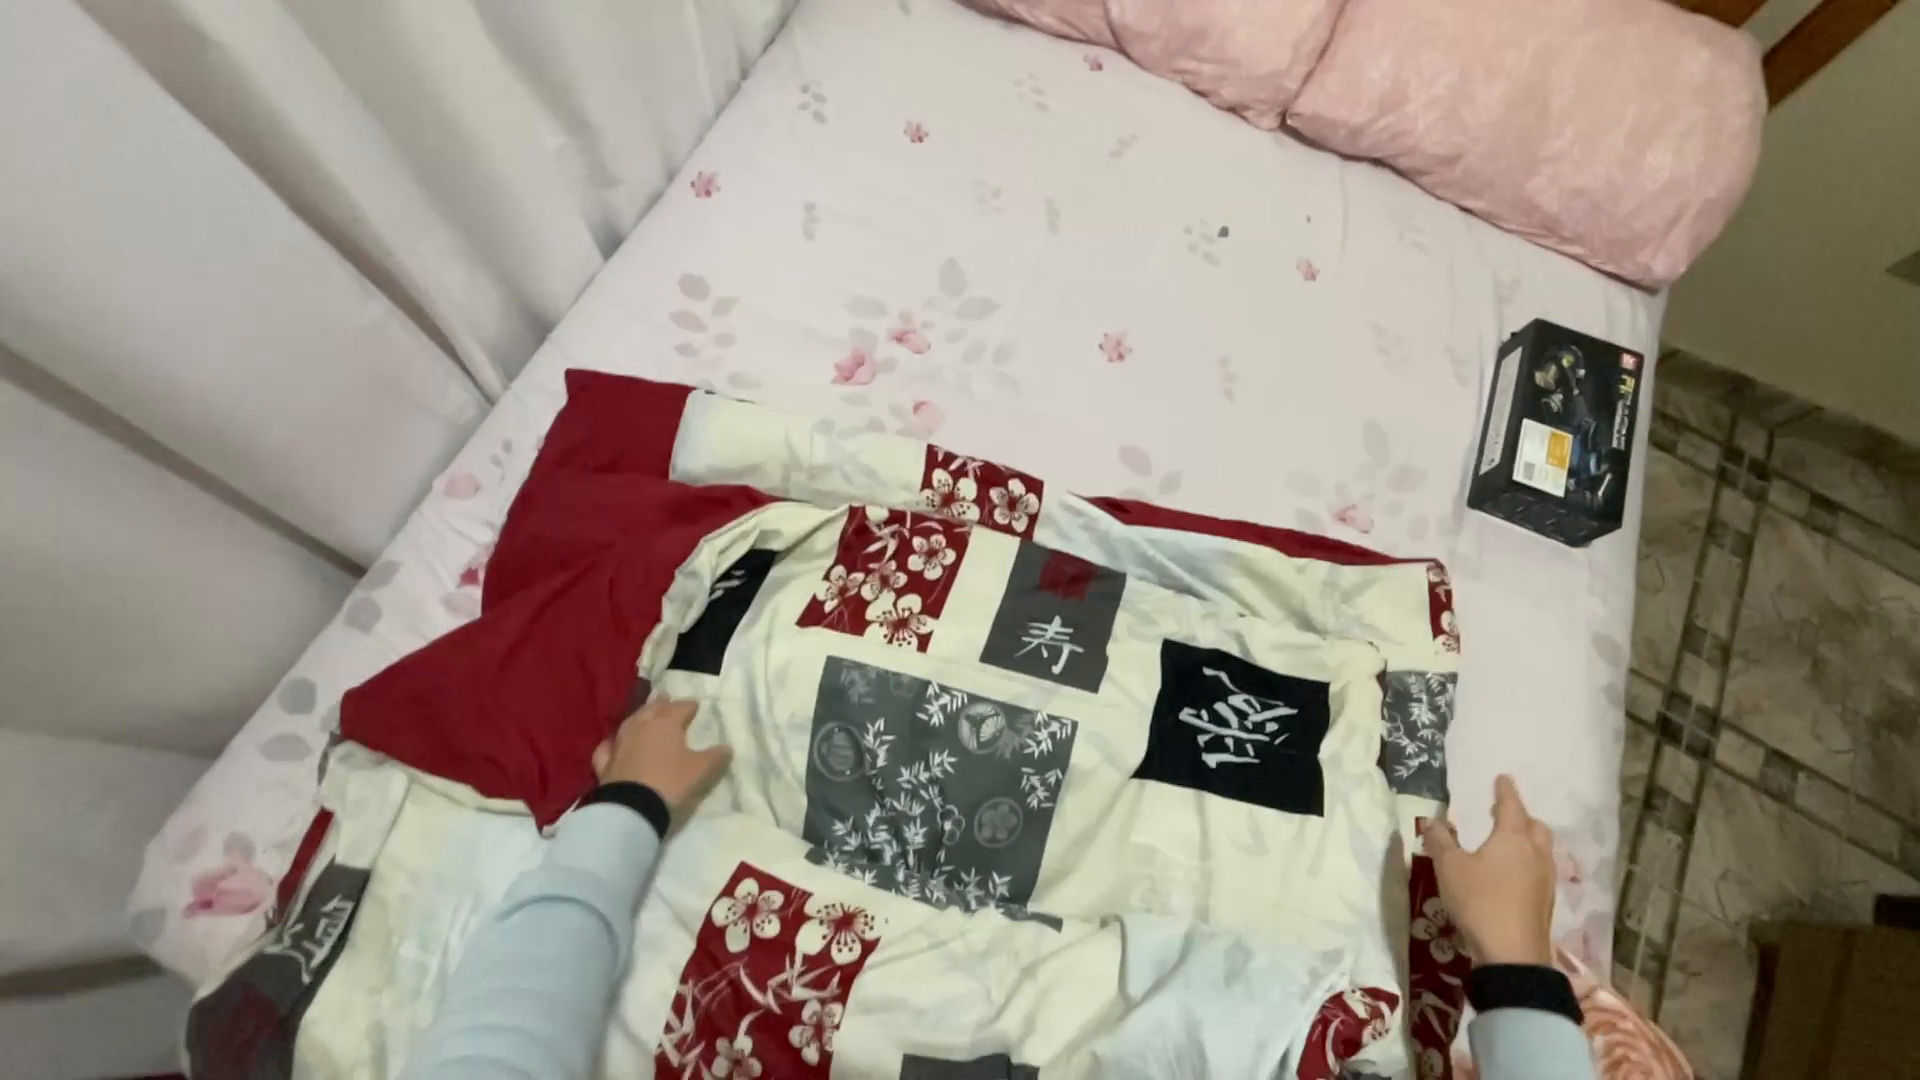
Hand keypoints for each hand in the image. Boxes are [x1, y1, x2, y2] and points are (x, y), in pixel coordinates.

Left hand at [592, 698, 732, 821]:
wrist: (632, 808)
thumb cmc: (671, 782)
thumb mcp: (701, 770)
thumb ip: (715, 757)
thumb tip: (727, 748)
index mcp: (666, 723)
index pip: (680, 707)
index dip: (689, 706)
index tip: (696, 705)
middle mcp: (641, 726)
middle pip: (652, 709)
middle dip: (661, 703)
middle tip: (665, 698)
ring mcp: (620, 743)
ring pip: (630, 722)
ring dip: (639, 716)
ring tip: (644, 714)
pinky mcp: (604, 762)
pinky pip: (608, 746)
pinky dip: (613, 742)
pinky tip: (614, 743)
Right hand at [1424, 774, 1556, 966]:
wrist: (1512, 955)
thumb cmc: (1479, 901)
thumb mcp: (1448, 866)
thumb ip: (1439, 840)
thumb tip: (1433, 821)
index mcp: (1513, 839)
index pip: (1511, 807)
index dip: (1505, 791)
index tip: (1503, 778)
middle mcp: (1535, 855)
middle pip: (1536, 827)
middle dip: (1522, 816)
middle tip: (1503, 811)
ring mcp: (1545, 880)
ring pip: (1542, 849)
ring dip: (1527, 838)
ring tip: (1507, 839)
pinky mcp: (1545, 901)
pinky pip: (1540, 868)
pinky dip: (1528, 859)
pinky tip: (1512, 870)